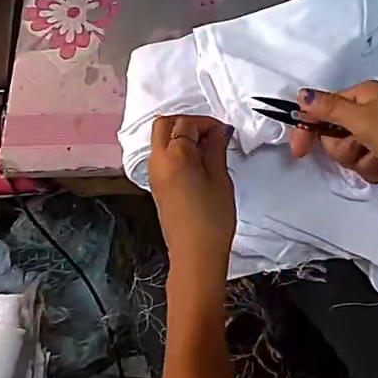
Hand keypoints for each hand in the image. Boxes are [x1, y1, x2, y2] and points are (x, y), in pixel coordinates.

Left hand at [147, 115, 236, 278]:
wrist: (195, 254)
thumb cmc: (212, 219)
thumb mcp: (220, 178)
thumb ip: (216, 149)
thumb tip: (218, 131)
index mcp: (174, 155)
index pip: (186, 123)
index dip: (207, 123)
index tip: (223, 132)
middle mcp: (158, 161)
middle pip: (164, 125)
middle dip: (187, 123)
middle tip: (211, 135)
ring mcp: (154, 173)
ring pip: (160, 139)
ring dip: (180, 136)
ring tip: (206, 150)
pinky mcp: (156, 185)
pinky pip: (161, 156)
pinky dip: (176, 150)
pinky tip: (197, 163)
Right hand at [289, 82, 377, 205]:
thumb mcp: (364, 118)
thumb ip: (328, 108)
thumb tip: (301, 94)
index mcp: (363, 95)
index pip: (322, 109)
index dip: (309, 128)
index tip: (299, 149)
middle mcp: (370, 113)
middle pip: (332, 134)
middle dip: (343, 147)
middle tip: (361, 146)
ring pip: (347, 154)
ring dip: (361, 160)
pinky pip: (364, 167)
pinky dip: (374, 170)